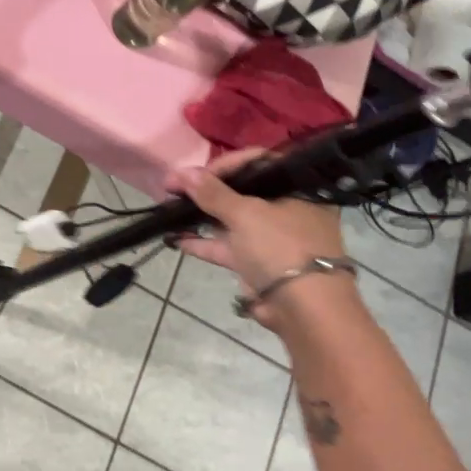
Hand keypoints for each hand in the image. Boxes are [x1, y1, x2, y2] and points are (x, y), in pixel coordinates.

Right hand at [165, 148, 351, 328]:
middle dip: (205, 190)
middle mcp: (286, 209)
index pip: (258, 163)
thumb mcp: (246, 214)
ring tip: (168, 209)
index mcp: (297, 190)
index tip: (194, 174)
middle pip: (241, 191)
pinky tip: (174, 237)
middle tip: (174, 188)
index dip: (223, 165)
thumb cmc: (281, 247)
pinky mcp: (254, 261)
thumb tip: (182, 173)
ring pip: (229, 219)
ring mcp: (269, 237)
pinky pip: (224, 246)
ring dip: (199, 215)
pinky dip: (201, 241)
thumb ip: (212, 193)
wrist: (302, 306)